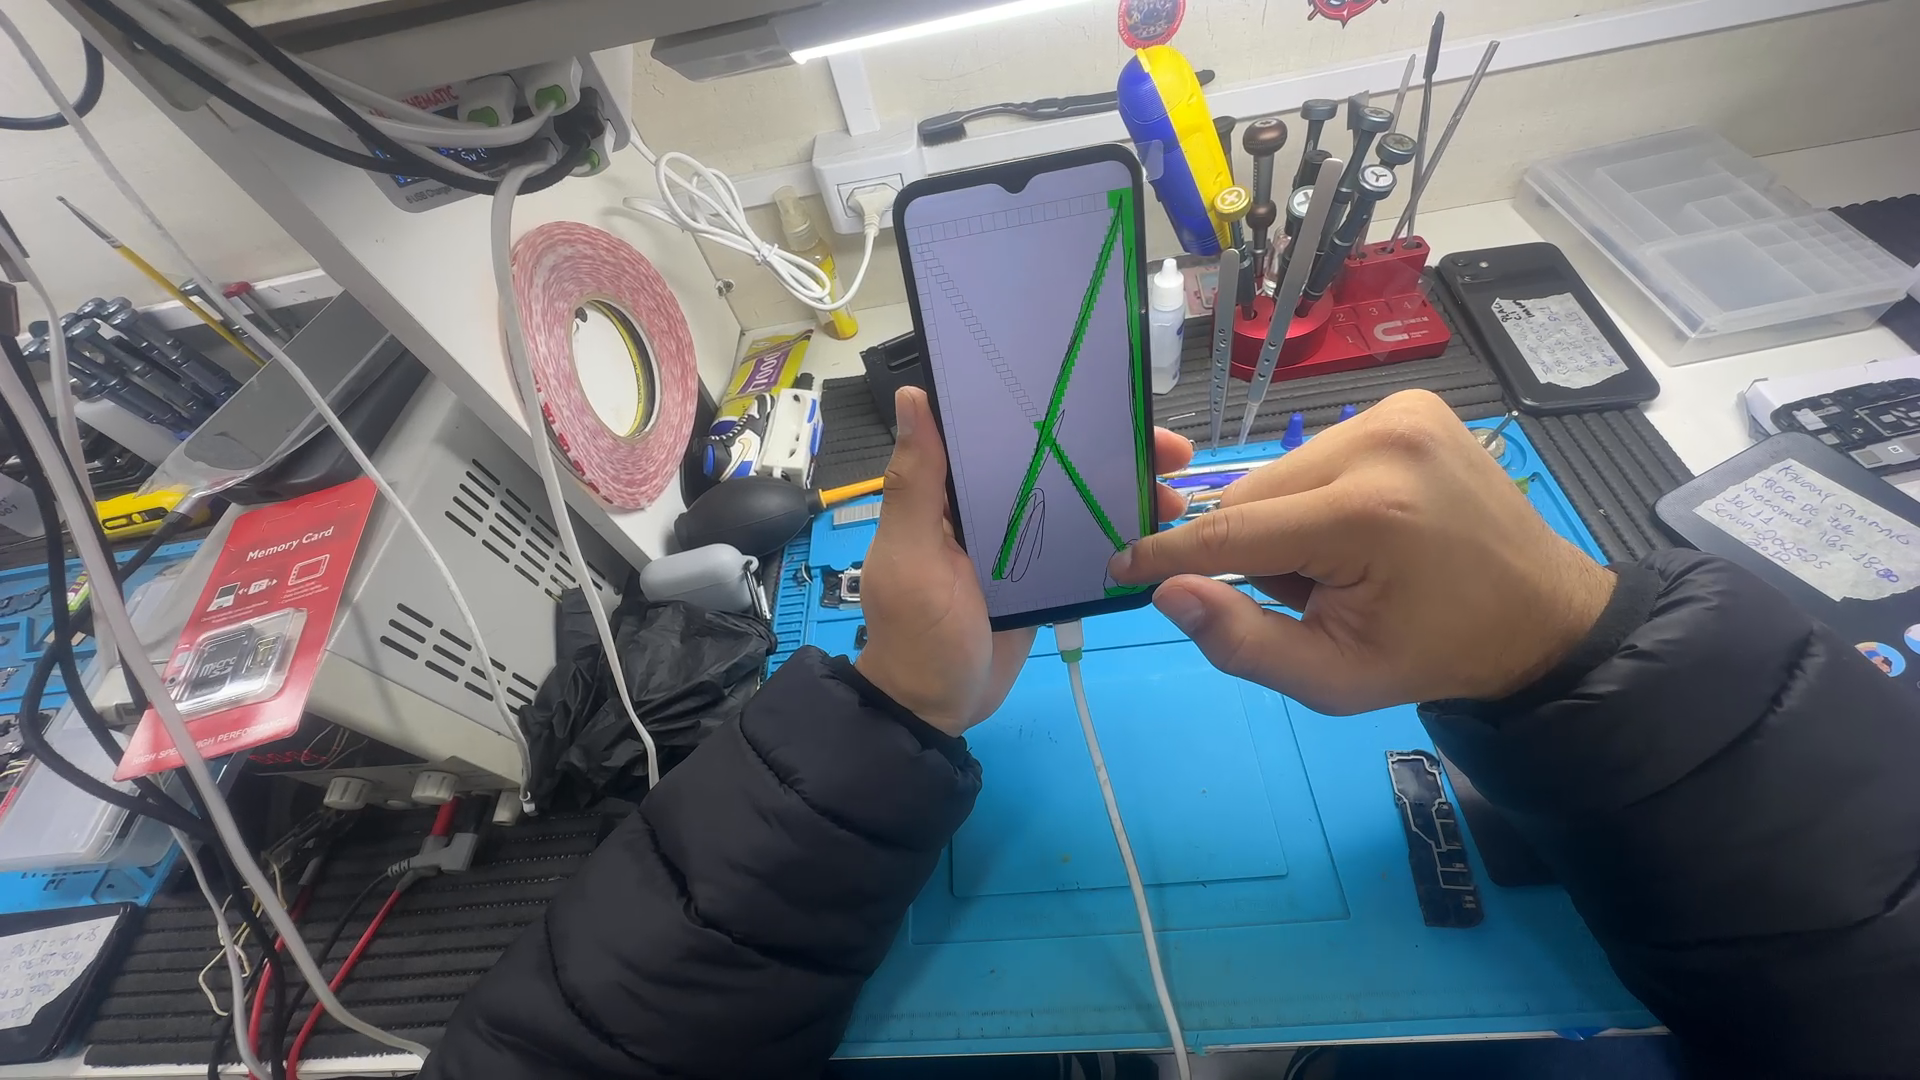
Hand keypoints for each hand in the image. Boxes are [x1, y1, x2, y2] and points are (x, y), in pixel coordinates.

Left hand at [857, 387, 1193, 735]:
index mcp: (951, 490)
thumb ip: (915, 482)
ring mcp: (1021, 539)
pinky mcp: (1044, 574)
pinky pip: (1083, 543)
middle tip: (1167, 448)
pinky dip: (1118, 535)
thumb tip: (915, 397)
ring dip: (1124, 492)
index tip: (1104, 391)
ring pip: (1076, 499)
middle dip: (1109, 448)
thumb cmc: (918, 629)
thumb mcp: (910, 554)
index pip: (1002, 430)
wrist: (939, 704)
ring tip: (1173, 496)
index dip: (1048, 407)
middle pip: (1052, 460)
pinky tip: (1156, 531)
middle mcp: (988, 504)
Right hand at [1108, 390, 1616, 713]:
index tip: (1121, 566)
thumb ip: (1239, 642)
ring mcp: (1396, 411)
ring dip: (1278, 523)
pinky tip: (1355, 527)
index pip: (1231, 531)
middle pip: (1248, 497)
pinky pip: (1309, 457)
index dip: (1167, 553)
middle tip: (1300, 590)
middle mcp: (1378, 440)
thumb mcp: (1331, 677)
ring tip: (1335, 560)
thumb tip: (1165, 590)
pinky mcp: (1405, 403)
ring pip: (1273, 475)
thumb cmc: (1431, 655)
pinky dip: (1308, 497)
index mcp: (1367, 515)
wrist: (1540, 616)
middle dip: (1248, 548)